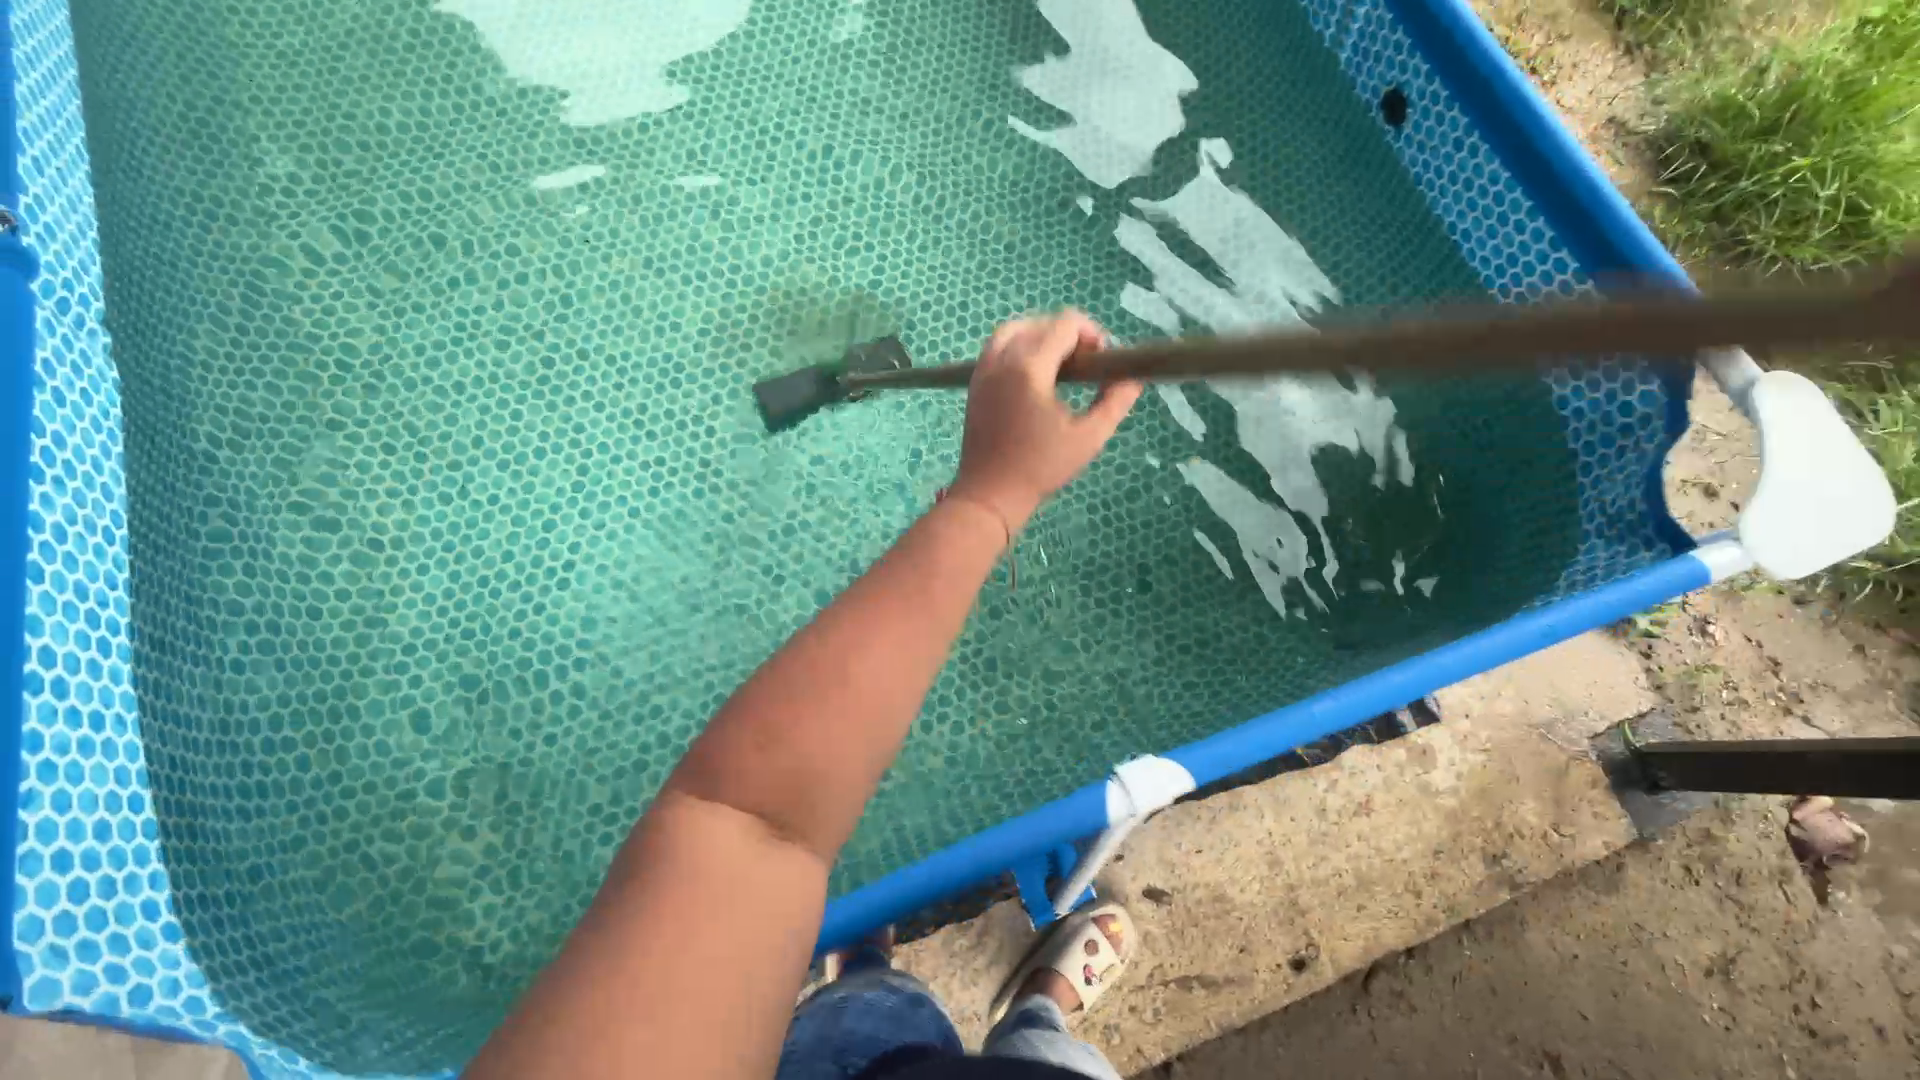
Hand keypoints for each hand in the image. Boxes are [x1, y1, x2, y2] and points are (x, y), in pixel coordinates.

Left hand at [949, 311, 1142, 531]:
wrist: (990, 493)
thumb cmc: (1041, 469)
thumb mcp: (1089, 437)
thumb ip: (1115, 402)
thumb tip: (1133, 378)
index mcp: (1030, 368)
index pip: (1065, 324)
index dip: (1091, 333)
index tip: (1100, 362)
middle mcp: (1002, 359)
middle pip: (1041, 322)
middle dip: (1069, 335)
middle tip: (1084, 367)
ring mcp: (983, 369)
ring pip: (1015, 329)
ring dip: (1041, 336)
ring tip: (1059, 366)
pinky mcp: (974, 381)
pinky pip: (997, 346)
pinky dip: (1018, 346)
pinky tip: (1034, 375)